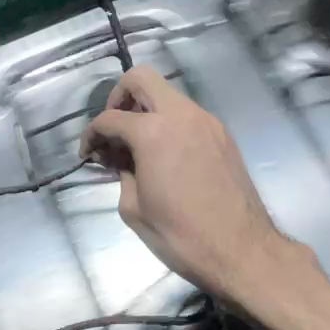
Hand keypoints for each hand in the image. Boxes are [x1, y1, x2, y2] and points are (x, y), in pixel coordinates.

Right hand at [79, 67, 304, 314]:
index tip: (88, 153)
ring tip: (138, 147)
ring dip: (147, 111)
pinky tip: (165, 156)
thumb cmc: (181, 236)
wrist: (241, 250)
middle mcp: (182, 115)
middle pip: (142, 79)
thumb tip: (124, 161)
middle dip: (120, 98)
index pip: (111, 118)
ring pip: (169, 95)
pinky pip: (188, 116)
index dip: (91, 134)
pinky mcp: (223, 136)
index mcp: (154, 132)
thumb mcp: (134, 209)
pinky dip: (170, 124)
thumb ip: (123, 174)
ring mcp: (208, 122)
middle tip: (114, 130)